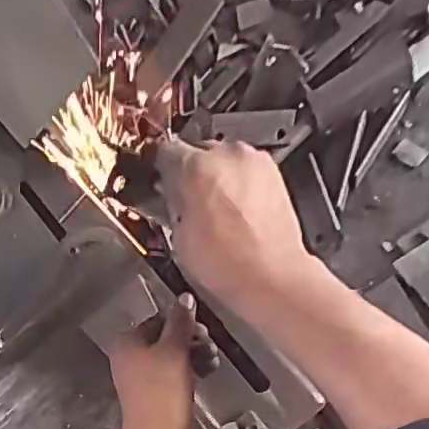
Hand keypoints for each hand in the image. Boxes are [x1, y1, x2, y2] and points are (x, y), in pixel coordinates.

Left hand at [104, 293, 200, 428]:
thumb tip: (184, 297)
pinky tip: (205, 373)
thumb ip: (180, 322)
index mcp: (125, 343)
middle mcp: (127, 358)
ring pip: (169, 356)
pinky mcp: (152, 395)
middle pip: (163, 337)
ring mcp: (139, 378)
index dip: (180, 320)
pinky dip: (187, 371)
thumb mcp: (174, 350)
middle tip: (208, 344)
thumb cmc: (163, 390)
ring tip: (210, 360)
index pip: (155, 319)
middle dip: (189, 338)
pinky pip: (171, 374)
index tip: (201, 327)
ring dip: (192, 354)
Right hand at [155, 139, 318, 306]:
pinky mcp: (273, 174)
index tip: (156, 181)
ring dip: (214, 179)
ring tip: (211, 215)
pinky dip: (236, 185)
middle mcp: (227, 154)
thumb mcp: (179, 238)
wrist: (270, 276)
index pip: (164, 152)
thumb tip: (167, 198)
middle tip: (184, 205)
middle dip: (188, 175)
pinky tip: (232, 215)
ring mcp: (254, 162)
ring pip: (223, 160)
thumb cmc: (228, 264)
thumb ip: (169, 207)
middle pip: (196, 152)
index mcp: (195, 167)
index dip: (156, 169)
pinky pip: (245, 171)